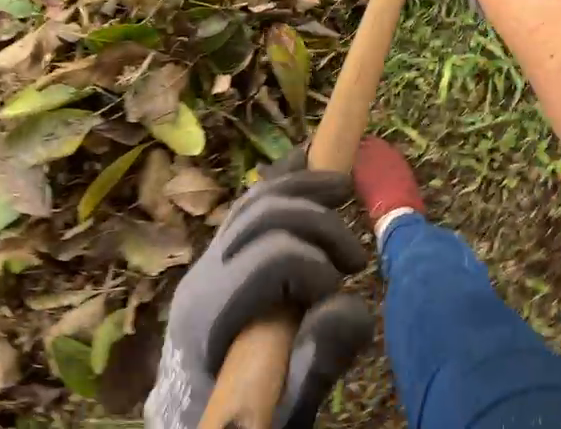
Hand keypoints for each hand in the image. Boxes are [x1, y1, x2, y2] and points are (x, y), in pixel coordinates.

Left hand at [144, 167, 374, 428]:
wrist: (204, 414)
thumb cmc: (248, 414)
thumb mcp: (288, 406)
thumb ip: (316, 361)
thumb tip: (345, 304)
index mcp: (213, 314)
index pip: (272, 259)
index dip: (315, 267)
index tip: (340, 292)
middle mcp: (204, 274)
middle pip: (265, 215)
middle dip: (319, 224)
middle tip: (356, 259)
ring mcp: (209, 257)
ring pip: (257, 197)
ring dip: (306, 188)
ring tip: (344, 188)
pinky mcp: (221, 251)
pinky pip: (252, 200)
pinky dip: (285, 178)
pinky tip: (309, 157)